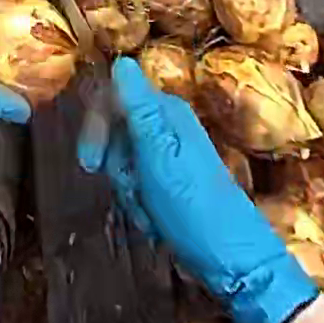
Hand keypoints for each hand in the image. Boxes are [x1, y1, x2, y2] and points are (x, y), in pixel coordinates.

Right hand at [79, 57, 317, 322]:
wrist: (233, 262)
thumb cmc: (194, 205)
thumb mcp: (159, 153)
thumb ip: (138, 106)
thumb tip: (122, 59)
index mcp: (166, 111)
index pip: (114, 98)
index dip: (97, 126)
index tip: (90, 162)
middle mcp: (167, 125)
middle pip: (116, 131)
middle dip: (116, 165)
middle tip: (131, 189)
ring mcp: (168, 154)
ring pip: (123, 160)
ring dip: (128, 189)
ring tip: (148, 210)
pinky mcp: (169, 180)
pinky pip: (136, 182)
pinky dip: (139, 202)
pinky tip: (153, 220)